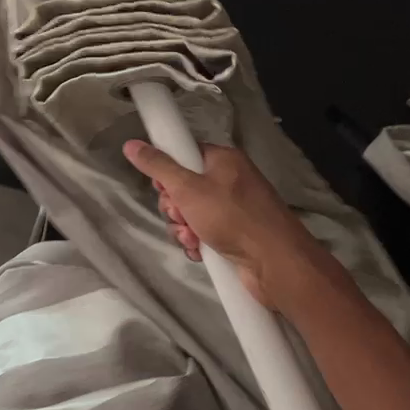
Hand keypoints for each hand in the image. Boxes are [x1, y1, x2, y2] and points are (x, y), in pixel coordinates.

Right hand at [121, 139, 327, 309]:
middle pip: (183, 185)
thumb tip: (131, 144)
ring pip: (190, 212)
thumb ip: (157, 166)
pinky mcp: (235, 235)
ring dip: (182, 226)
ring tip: (191, 238)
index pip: (185, 153)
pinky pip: (203, 231)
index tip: (161, 186)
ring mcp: (234, 210)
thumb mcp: (187, 188)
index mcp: (224, 161)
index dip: (167, 169)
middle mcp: (230, 181)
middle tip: (179, 214)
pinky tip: (198, 250)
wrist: (278, 266)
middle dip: (173, 205)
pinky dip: (196, 241)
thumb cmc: (232, 218)